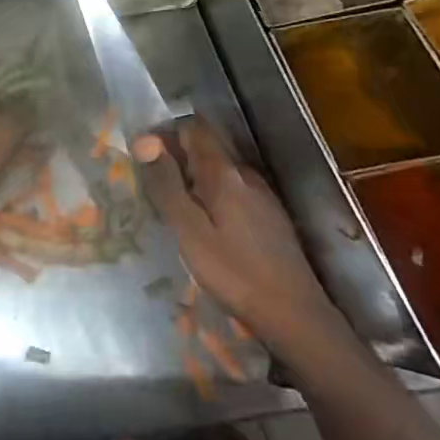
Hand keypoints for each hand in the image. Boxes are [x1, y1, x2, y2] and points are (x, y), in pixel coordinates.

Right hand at [135, 118, 334, 345]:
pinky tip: (208, 226)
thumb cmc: (234, 273)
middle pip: (208, 146)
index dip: (166, 132)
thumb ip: (167, 185)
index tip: (145, 156)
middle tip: (155, 186)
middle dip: (179, 156)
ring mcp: (262, 193)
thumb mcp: (189, 231)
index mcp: (224, 172)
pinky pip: (234, 189)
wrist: (294, 313)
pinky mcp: (270, 214)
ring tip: (176, 208)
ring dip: (195, 177)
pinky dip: (214, 195)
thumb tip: (145, 141)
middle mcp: (245, 173)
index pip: (193, 127)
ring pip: (221, 170)